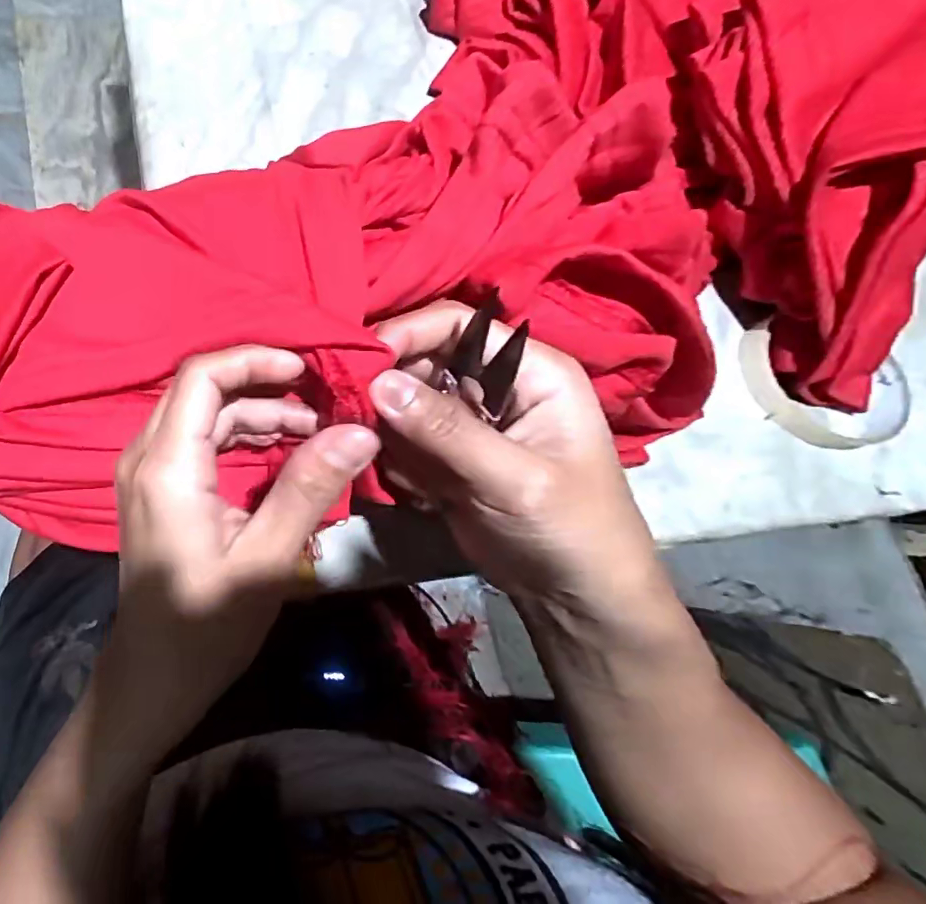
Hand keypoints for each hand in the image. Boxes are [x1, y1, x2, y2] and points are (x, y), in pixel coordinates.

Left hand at [100, 345, 378, 754]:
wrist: (153, 678)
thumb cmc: (205, 627)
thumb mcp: (266, 560)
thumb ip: (309, 489)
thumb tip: (361, 430)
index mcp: (167, 465)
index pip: (202, 376)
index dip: (254, 359)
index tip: (307, 370)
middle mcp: (146, 455)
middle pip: (205, 389)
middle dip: (266, 386)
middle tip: (324, 402)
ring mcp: (148, 471)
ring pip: (206, 413)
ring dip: (260, 412)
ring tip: (317, 429)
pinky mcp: (160, 488)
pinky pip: (203, 440)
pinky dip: (245, 436)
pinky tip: (286, 451)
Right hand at [369, 302, 665, 613]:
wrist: (576, 600)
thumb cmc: (569, 531)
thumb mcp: (514, 480)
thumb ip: (447, 431)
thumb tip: (379, 382)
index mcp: (530, 370)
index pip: (459, 326)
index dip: (409, 333)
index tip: (361, 359)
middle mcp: (496, 385)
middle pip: (424, 359)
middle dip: (387, 383)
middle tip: (350, 412)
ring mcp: (468, 422)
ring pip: (406, 400)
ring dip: (386, 425)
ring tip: (384, 459)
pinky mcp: (448, 455)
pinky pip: (405, 439)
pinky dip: (395, 458)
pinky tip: (414, 490)